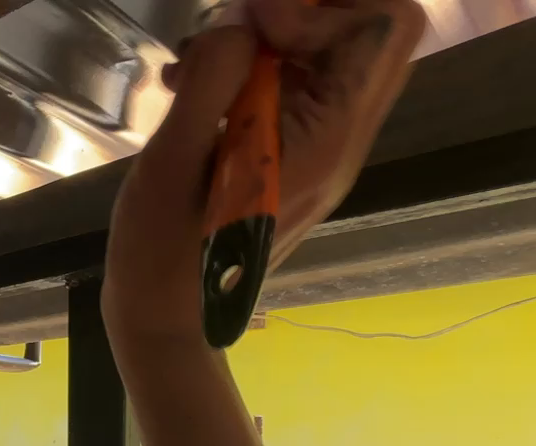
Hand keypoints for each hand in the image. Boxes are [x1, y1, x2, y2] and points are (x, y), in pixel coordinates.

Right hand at [102, 0, 424, 348]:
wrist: (162, 324)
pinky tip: (197, 89)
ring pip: (337, 60)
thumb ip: (213, 80)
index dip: (311, 4)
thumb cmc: (159, 254)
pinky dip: (261, 74)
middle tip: (239, 21)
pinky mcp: (296, 170)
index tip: (241, 20)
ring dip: (276, 38)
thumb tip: (241, 22)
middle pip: (374, 33)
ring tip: (197, 59)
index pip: (376, 26)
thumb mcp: (172, 164)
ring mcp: (321, 160)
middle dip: (308, 9)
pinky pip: (303, 98)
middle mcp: (340, 148)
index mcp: (324, 144)